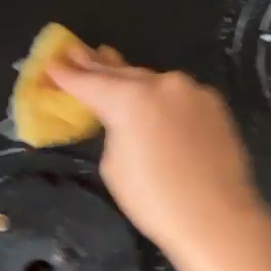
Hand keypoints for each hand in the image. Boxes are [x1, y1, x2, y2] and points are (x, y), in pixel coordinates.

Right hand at [48, 46, 270, 252]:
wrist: (218, 217)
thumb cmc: (156, 201)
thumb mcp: (114, 166)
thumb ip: (114, 130)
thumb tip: (125, 120)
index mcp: (131, 99)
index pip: (90, 82)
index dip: (68, 75)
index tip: (52, 64)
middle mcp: (164, 85)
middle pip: (123, 74)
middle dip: (98, 66)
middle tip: (77, 52)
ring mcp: (194, 93)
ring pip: (154, 81)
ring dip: (131, 77)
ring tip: (109, 62)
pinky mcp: (216, 106)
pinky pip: (180, 94)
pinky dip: (162, 93)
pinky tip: (153, 93)